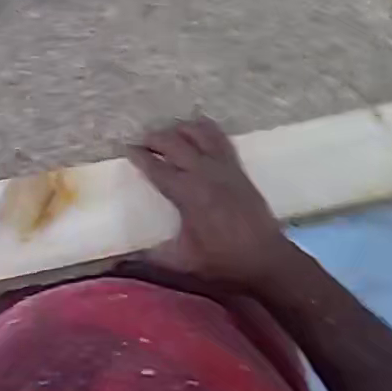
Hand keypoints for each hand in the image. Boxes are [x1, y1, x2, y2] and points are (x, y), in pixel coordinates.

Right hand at [125, 117, 297, 287]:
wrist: (267, 259)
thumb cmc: (224, 262)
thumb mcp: (184, 262)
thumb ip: (153, 258)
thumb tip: (124, 259)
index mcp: (187, 193)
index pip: (156, 166)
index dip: (139, 156)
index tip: (127, 149)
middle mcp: (203, 171)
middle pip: (172, 142)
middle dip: (154, 138)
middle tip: (142, 142)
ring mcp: (222, 165)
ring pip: (196, 132)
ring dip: (178, 129)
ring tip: (167, 134)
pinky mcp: (237, 165)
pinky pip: (219, 136)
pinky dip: (205, 128)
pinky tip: (198, 129)